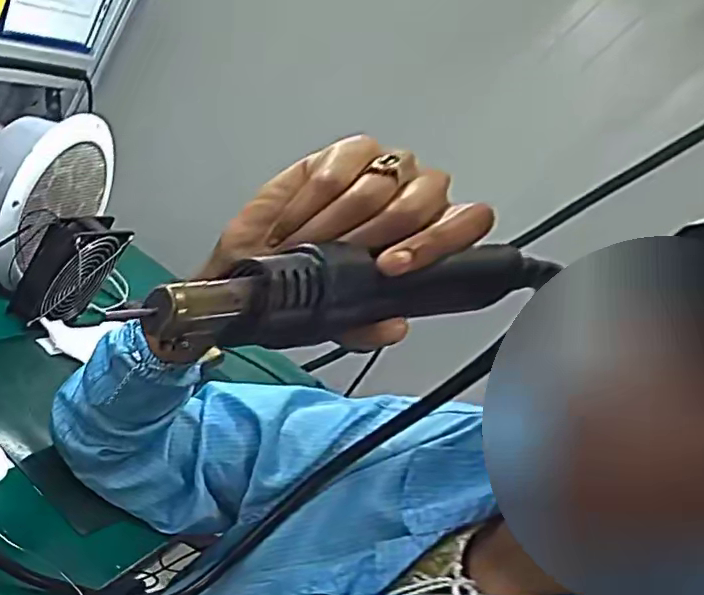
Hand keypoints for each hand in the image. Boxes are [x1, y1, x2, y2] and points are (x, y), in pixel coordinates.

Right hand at [197, 134, 495, 349]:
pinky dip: (308, 204)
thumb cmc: (286, 286)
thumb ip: (359, 326)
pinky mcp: (344, 156)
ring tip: (300, 246)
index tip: (390, 265)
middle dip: (368, 237)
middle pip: (421, 200)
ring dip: (330, 224)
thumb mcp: (321, 317)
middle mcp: (408, 199)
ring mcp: (379, 172)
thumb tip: (391, 328)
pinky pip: (340, 170)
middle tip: (328, 258)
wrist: (238, 272)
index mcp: (419, 237)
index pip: (466, 223)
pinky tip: (288, 227)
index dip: (436, 241)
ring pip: (378, 186)